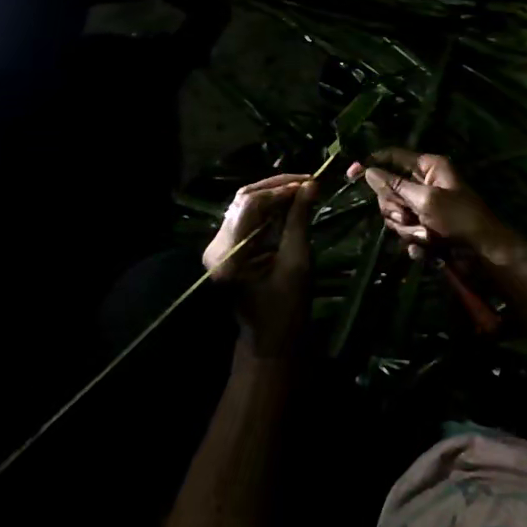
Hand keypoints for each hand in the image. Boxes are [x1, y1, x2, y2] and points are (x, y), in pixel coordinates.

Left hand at [203, 173, 317, 357]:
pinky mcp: (227, 250)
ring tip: (303, 191)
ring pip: (245, 206)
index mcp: (228, 254)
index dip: (280, 189)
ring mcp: (218, 247)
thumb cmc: (286, 311)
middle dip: (277, 188)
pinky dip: (269, 210)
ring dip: (274, 196)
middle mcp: (216, 246)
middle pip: (244, 200)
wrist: (269, 344)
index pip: (250, 204)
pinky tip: (290, 205)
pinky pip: (247, 219)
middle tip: (308, 182)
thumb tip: (310, 186)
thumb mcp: (297, 264)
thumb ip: (299, 222)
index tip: (310, 182)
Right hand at [347, 149, 524, 264]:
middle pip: (387, 190)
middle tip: (408, 218)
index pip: (392, 156)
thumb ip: (395, 185)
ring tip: (426, 236)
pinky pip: (404, 231)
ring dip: (406, 228)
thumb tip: (368, 171)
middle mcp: (423, 183)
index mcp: (428, 167)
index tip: (351, 173)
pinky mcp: (423, 226)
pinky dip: (413, 241)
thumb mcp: (426, 199)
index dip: (371, 163)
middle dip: (395, 208)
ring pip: (393, 214)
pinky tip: (425, 248)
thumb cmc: (460, 219)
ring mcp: (422, 206)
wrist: (483, 254)